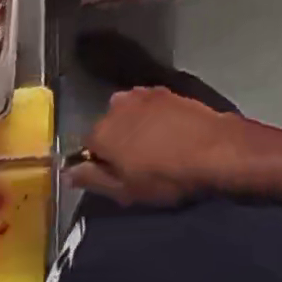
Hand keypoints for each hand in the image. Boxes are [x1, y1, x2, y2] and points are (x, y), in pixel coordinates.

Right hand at [66, 87, 249, 205]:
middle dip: (117, 142)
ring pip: (128, 114)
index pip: (88, 147)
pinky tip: (170, 132)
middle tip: (139, 164)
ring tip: (156, 147)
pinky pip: (148, 106)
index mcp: (101, 131)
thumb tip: (67, 172)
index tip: (118, 176)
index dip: (101, 163)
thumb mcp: (127, 191)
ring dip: (135, 127)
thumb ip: (93, 179)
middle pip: (108, 126)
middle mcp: (115, 105)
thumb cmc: (167, 177)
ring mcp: (140, 94)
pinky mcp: (163, 90)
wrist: (213, 148)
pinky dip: (153, 117)